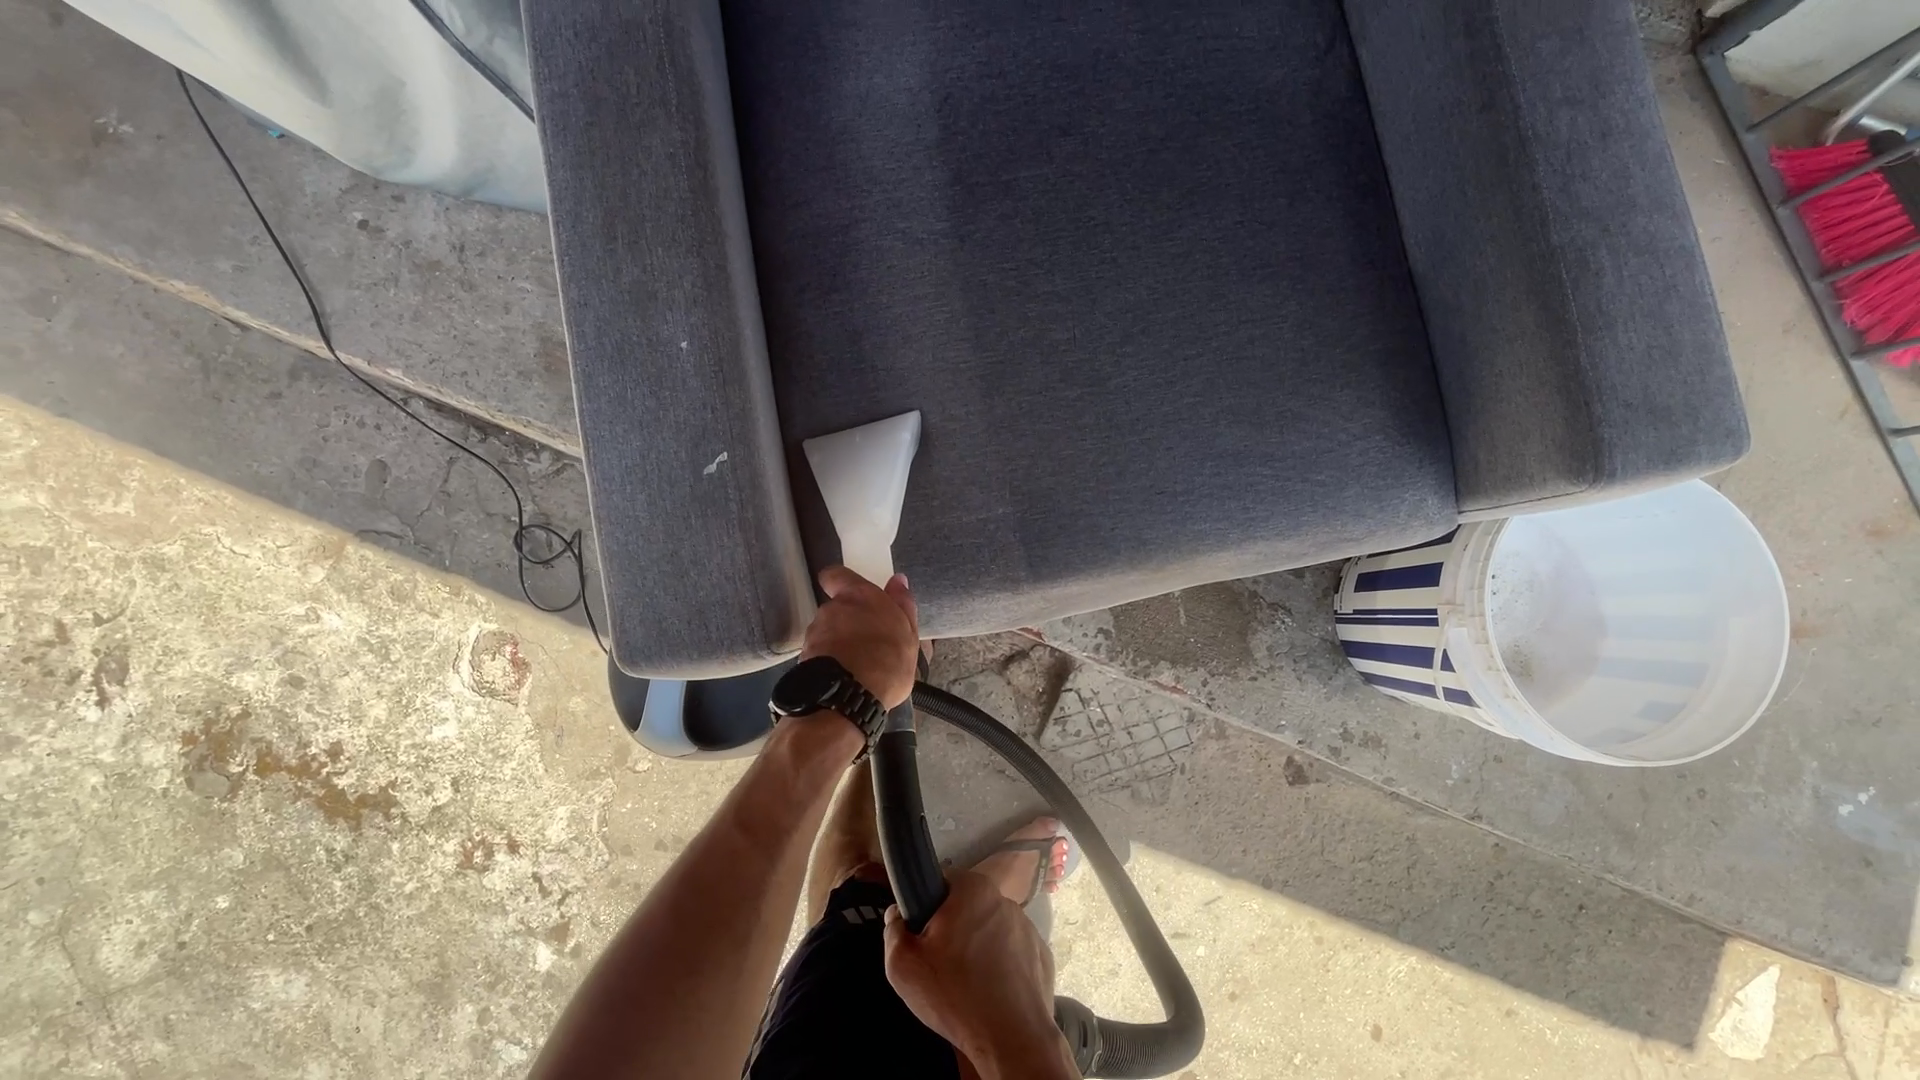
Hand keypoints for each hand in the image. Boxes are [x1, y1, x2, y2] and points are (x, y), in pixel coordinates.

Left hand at [799, 567, 918, 708]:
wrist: (849, 696)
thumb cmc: (887, 659)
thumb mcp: (908, 632)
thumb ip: (902, 604)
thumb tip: (898, 580)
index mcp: (858, 595)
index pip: (836, 575)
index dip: (840, 582)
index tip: (850, 594)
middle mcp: (831, 608)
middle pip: (836, 609)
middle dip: (847, 622)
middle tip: (867, 642)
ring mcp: (815, 633)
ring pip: (827, 633)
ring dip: (838, 644)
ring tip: (857, 666)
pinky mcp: (804, 657)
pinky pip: (819, 655)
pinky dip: (830, 662)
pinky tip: (844, 678)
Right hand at [883, 870, 1074, 1076]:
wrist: (1012, 1039)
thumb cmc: (955, 995)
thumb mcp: (903, 966)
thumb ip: (894, 931)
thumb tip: (897, 915)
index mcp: (973, 889)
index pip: (943, 879)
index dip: (927, 903)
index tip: (921, 932)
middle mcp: (1004, 900)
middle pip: (968, 906)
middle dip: (953, 927)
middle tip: (939, 961)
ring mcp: (1028, 927)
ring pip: (991, 929)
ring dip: (978, 946)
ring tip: (966, 982)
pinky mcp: (1041, 954)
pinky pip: (1012, 953)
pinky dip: (1001, 966)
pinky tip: (990, 991)